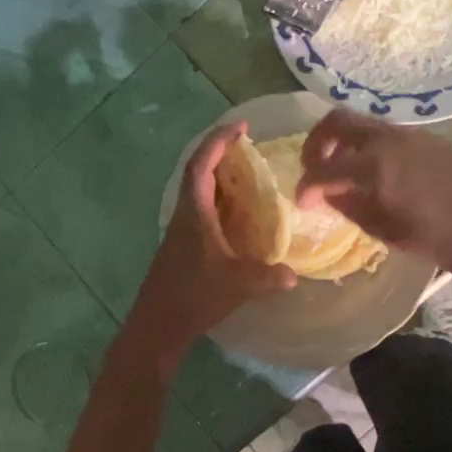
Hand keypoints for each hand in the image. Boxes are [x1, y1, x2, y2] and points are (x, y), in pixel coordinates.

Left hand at [128, 123, 297, 356]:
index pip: (202, 164)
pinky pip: (200, 211)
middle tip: (248, 147)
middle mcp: (184, 215)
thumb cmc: (194, 297)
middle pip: (197, 172)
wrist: (158, 325)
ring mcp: (179, 231)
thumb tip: (294, 274)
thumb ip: (269, 276)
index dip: (218, 141)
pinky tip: (237, 214)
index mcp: (194, 214)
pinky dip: (218, 202)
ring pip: (198, 192)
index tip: (240, 127)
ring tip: (248, 175)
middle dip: (220, 153)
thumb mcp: (238, 285)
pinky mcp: (180, 246)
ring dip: (219, 178)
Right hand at [295, 109, 451, 278]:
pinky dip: (369, 147)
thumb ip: (345, 204)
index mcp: (373, 164)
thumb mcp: (379, 227)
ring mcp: (411, 134)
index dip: (306, 185)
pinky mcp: (428, 139)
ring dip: (344, 143)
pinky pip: (387, 134)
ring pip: (363, 124)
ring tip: (344, 173)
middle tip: (313, 168)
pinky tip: (376, 175)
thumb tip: (323, 194)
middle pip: (337, 121)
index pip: (323, 168)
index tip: (302, 201)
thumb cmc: (430, 237)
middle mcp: (389, 139)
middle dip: (316, 143)